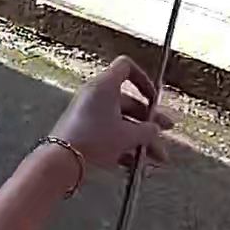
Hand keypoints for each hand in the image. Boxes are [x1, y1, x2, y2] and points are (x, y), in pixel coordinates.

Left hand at [49, 56, 173, 171]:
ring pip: (121, 121)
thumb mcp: (128, 135)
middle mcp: (95, 96)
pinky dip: (124, 145)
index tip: (154, 98)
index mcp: (104, 86)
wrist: (63, 161)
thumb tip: (155, 129)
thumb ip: (147, 131)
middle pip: (128, 101)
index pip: (126, 67)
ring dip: (141, 138)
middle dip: (149, 118)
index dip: (143, 80)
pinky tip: (137, 162)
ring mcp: (88, 114)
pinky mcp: (83, 132)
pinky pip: (108, 133)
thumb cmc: (95, 139)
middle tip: (165, 130)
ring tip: (157, 157)